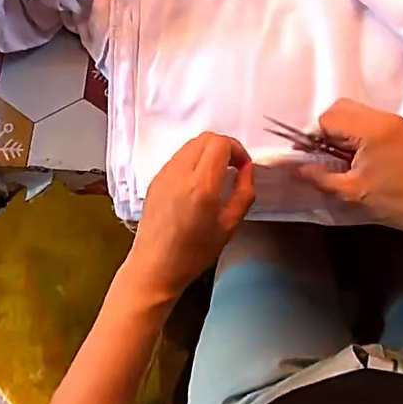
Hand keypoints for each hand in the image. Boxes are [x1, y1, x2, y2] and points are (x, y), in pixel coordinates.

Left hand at [123, 132, 255, 299]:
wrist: (155, 266)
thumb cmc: (193, 252)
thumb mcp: (229, 225)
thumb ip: (243, 193)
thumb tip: (247, 170)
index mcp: (201, 186)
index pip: (220, 144)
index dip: (237, 149)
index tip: (243, 166)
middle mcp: (180, 174)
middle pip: (205, 138)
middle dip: (224, 147)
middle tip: (233, 167)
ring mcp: (164, 174)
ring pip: (190, 145)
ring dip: (208, 152)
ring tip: (217, 175)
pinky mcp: (155, 179)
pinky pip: (178, 158)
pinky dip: (193, 160)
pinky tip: (198, 182)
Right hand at [296, 99, 402, 241]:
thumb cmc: (394, 201)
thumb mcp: (351, 192)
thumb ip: (319, 176)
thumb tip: (296, 168)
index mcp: (370, 130)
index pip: (328, 118)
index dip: (312, 135)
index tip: (307, 154)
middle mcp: (383, 118)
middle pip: (340, 108)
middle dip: (325, 127)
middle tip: (321, 153)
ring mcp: (395, 122)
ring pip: (354, 111)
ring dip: (340, 128)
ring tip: (338, 155)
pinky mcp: (401, 130)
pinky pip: (368, 119)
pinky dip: (355, 131)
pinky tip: (356, 155)